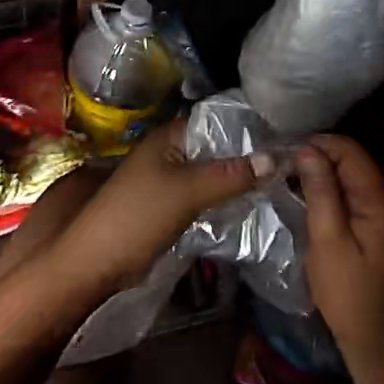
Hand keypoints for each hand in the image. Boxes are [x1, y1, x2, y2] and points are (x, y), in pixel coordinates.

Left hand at [50, 120, 268, 290]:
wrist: (94, 265)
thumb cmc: (137, 217)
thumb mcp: (188, 191)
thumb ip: (232, 175)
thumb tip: (279, 157)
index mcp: (169, 137)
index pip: (217, 119)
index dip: (249, 124)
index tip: (285, 134)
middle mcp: (170, 151)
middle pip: (218, 146)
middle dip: (249, 153)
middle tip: (289, 158)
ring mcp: (170, 179)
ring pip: (213, 171)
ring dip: (239, 175)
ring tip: (279, 177)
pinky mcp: (171, 205)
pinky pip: (206, 192)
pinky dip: (226, 195)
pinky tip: (251, 200)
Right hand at [298, 135, 383, 378]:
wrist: (374, 340)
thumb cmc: (348, 294)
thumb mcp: (328, 240)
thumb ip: (320, 192)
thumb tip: (307, 149)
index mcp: (380, 200)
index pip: (350, 152)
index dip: (318, 144)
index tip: (284, 150)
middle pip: (352, 160)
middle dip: (318, 155)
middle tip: (281, 162)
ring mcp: (383, 213)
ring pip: (350, 176)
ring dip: (321, 172)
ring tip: (287, 175)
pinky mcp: (374, 226)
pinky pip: (351, 195)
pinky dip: (329, 189)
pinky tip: (306, 195)